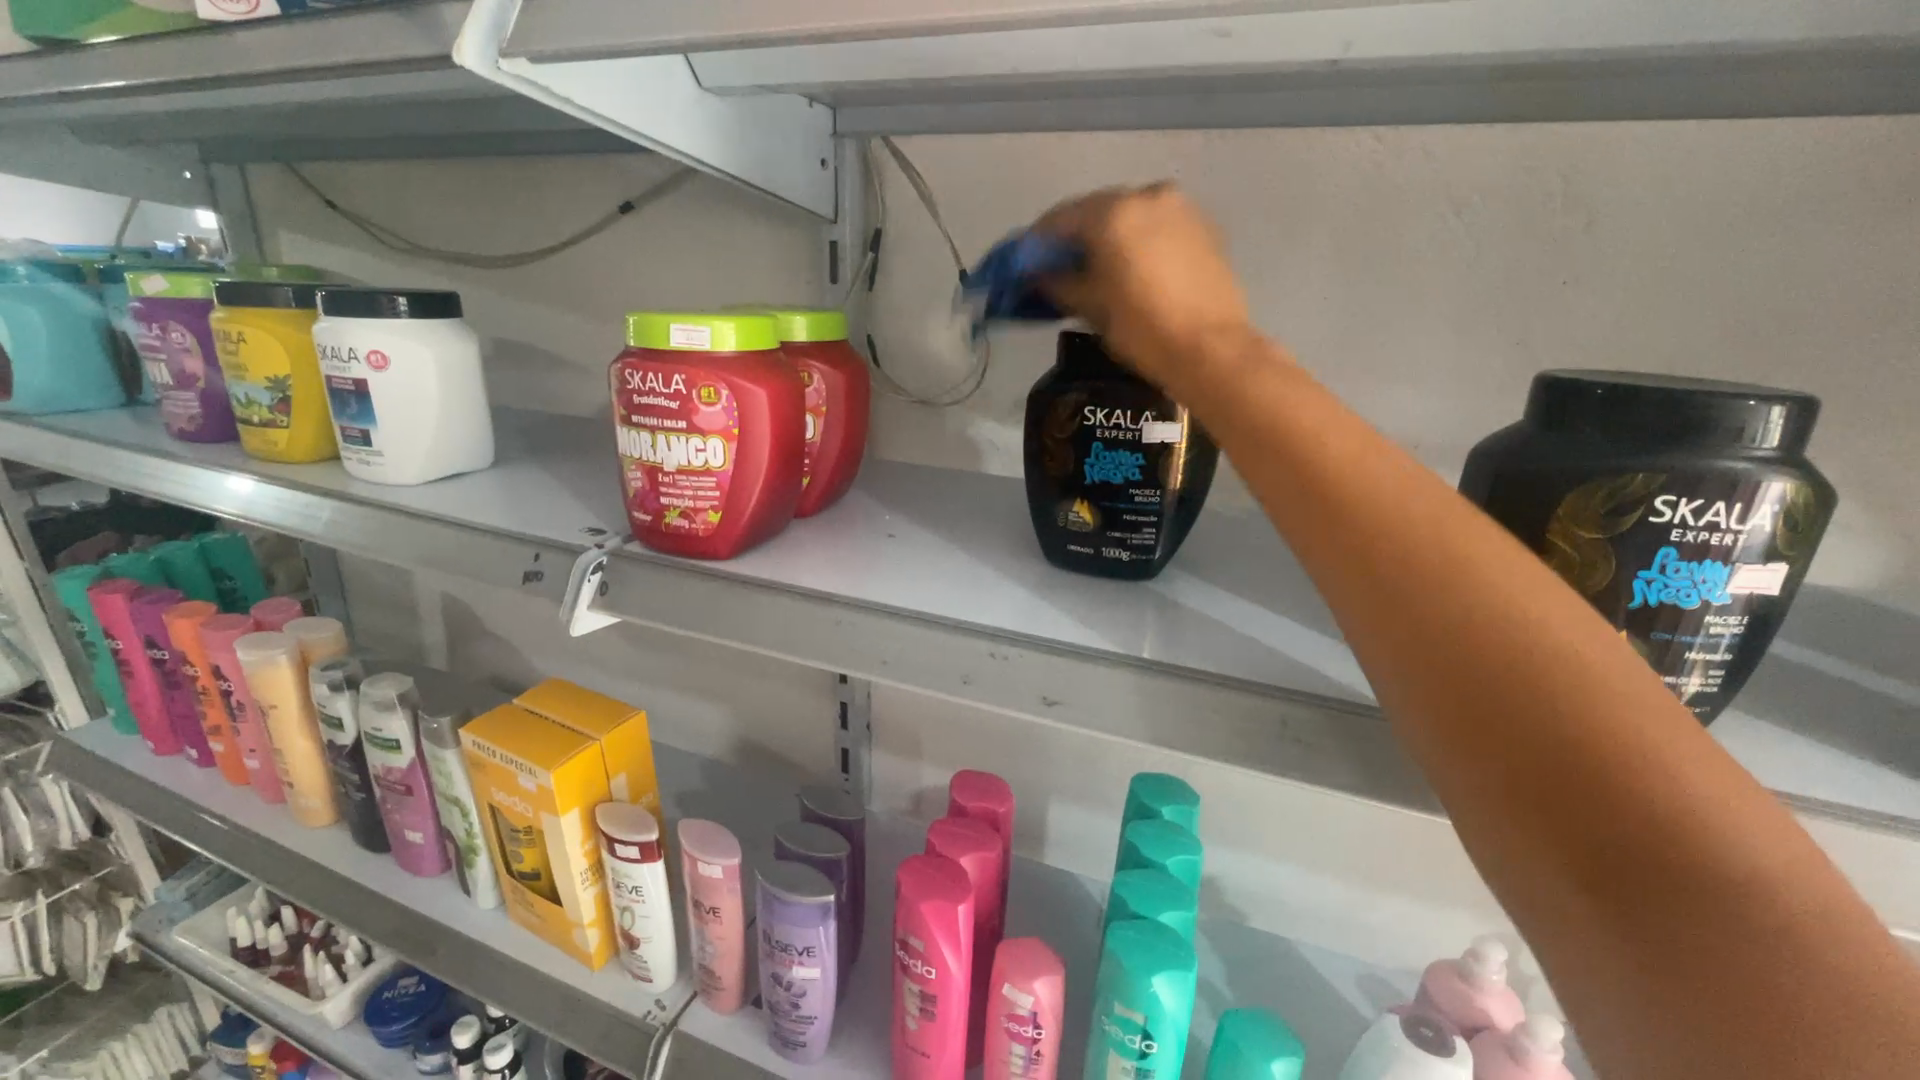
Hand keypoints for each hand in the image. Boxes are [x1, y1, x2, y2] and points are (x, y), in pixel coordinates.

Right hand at [1035, 183, 1263, 395]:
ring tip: (1096, 269)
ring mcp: (1180, 208)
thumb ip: (1058, 282)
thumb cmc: (1142, 329)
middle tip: (1057, 267)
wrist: (1212, 350)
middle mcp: (1147, 195)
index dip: (1037, 243)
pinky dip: (1138, 241)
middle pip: (1096, 211)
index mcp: (1113, 212)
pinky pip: (1158, 227)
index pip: (1060, 219)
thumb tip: (1037, 274)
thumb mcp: (1091, 306)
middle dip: (1074, 237)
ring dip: (1108, 237)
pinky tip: (1132, 268)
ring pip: (1130, 216)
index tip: (1024, 263)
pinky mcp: (1204, 227)